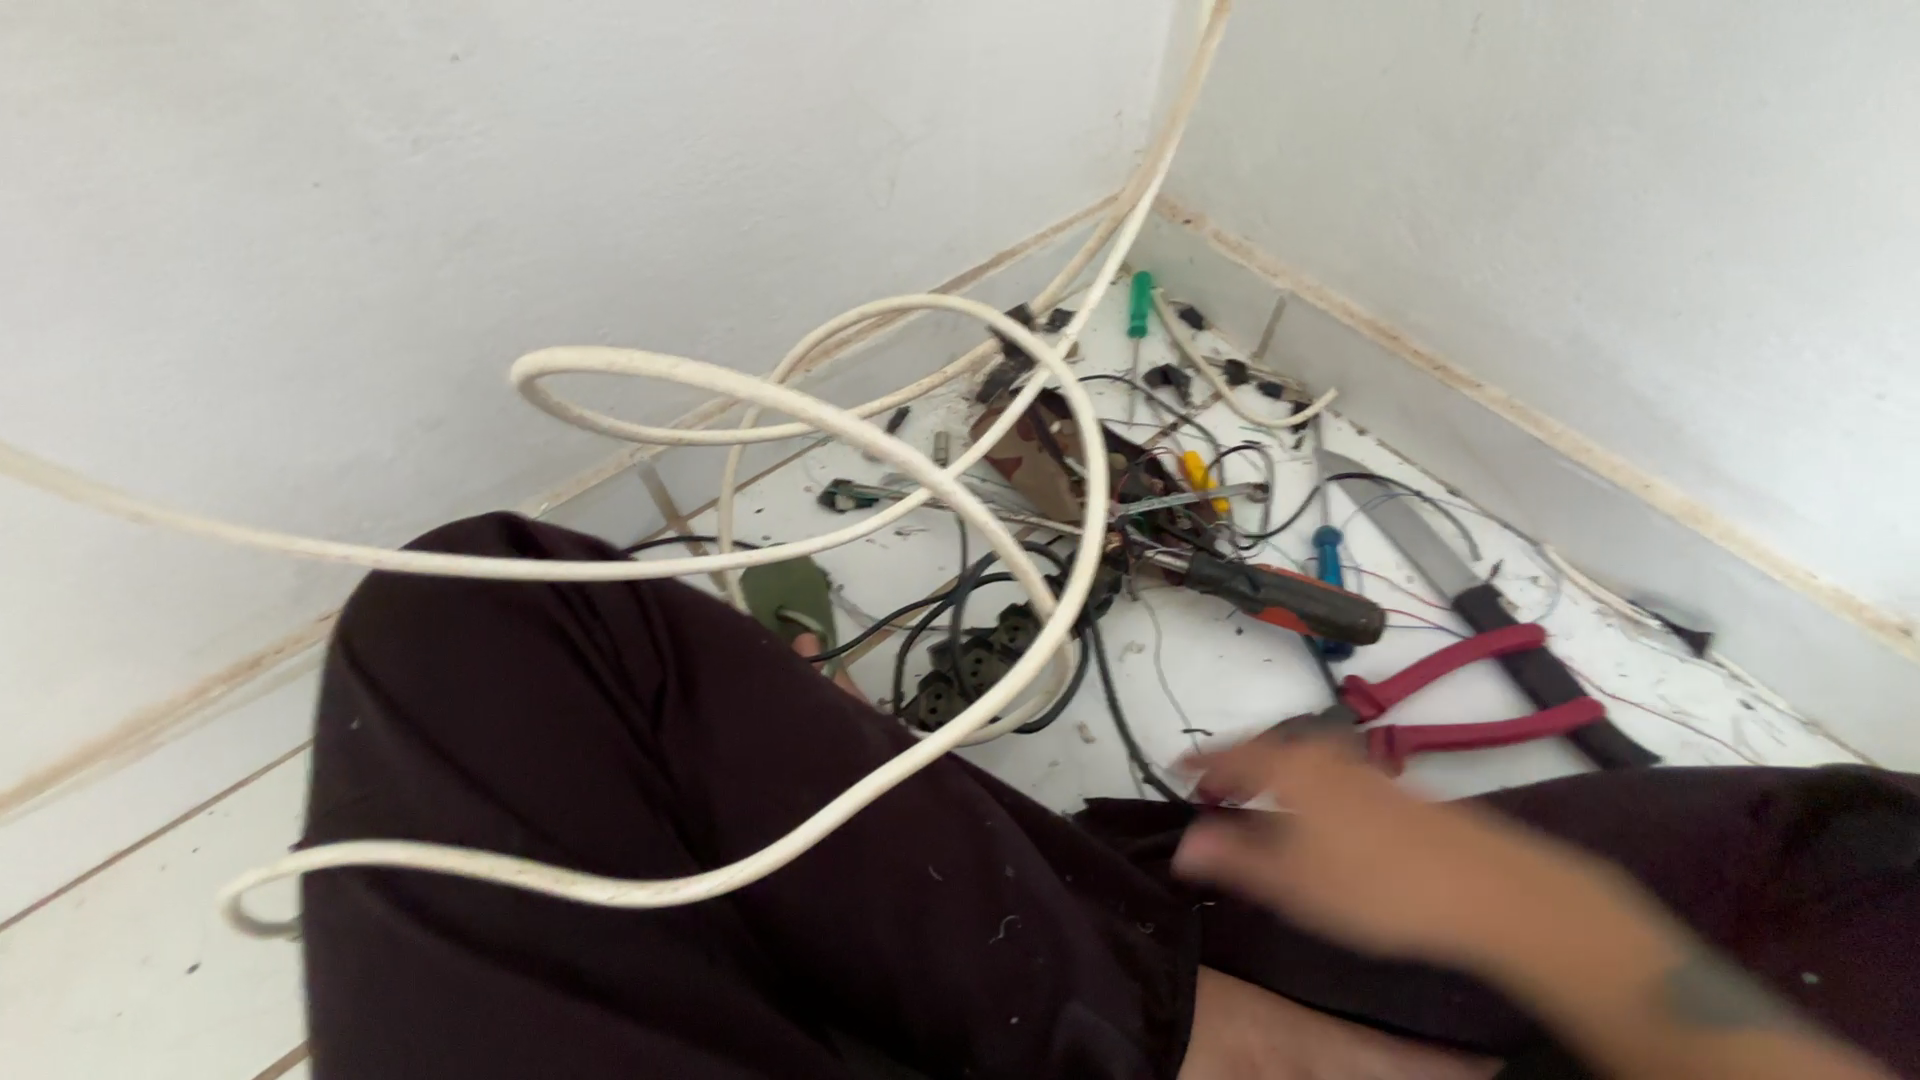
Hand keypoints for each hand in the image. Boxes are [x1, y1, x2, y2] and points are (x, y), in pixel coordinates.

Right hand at [1173, 734, 1628, 970]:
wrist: (1489, 889)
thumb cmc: (1374, 885)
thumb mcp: (1292, 882)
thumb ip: (1233, 858)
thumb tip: (1182, 845)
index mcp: (1289, 769)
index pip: (1231, 755)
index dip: (1202, 762)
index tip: (1176, 767)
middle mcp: (1322, 756)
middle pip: (1266, 749)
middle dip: (1236, 766)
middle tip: (1215, 789)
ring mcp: (1362, 768)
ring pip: (1301, 759)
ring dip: (1272, 773)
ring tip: (1259, 799)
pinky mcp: (1393, 787)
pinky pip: (1329, 772)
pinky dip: (1306, 782)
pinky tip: (1316, 813)